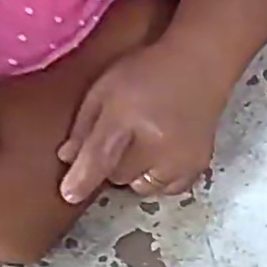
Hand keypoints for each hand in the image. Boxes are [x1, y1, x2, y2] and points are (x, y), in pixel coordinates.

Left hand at [56, 38, 230, 203]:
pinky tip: (163, 154)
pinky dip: (159, 177)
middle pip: (120, 177)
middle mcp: (156, 145)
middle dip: (115, 163)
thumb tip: (68, 159)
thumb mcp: (105, 88)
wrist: (198, 70)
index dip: (83, 177)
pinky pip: (167, 190)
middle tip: (124, 139)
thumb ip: (85, 124)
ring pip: (143, 187)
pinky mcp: (196, 170)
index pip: (100, 156)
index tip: (69, 195)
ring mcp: (180, 161)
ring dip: (137, 173)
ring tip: (145, 147)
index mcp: (127, 117)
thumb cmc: (145, 74)